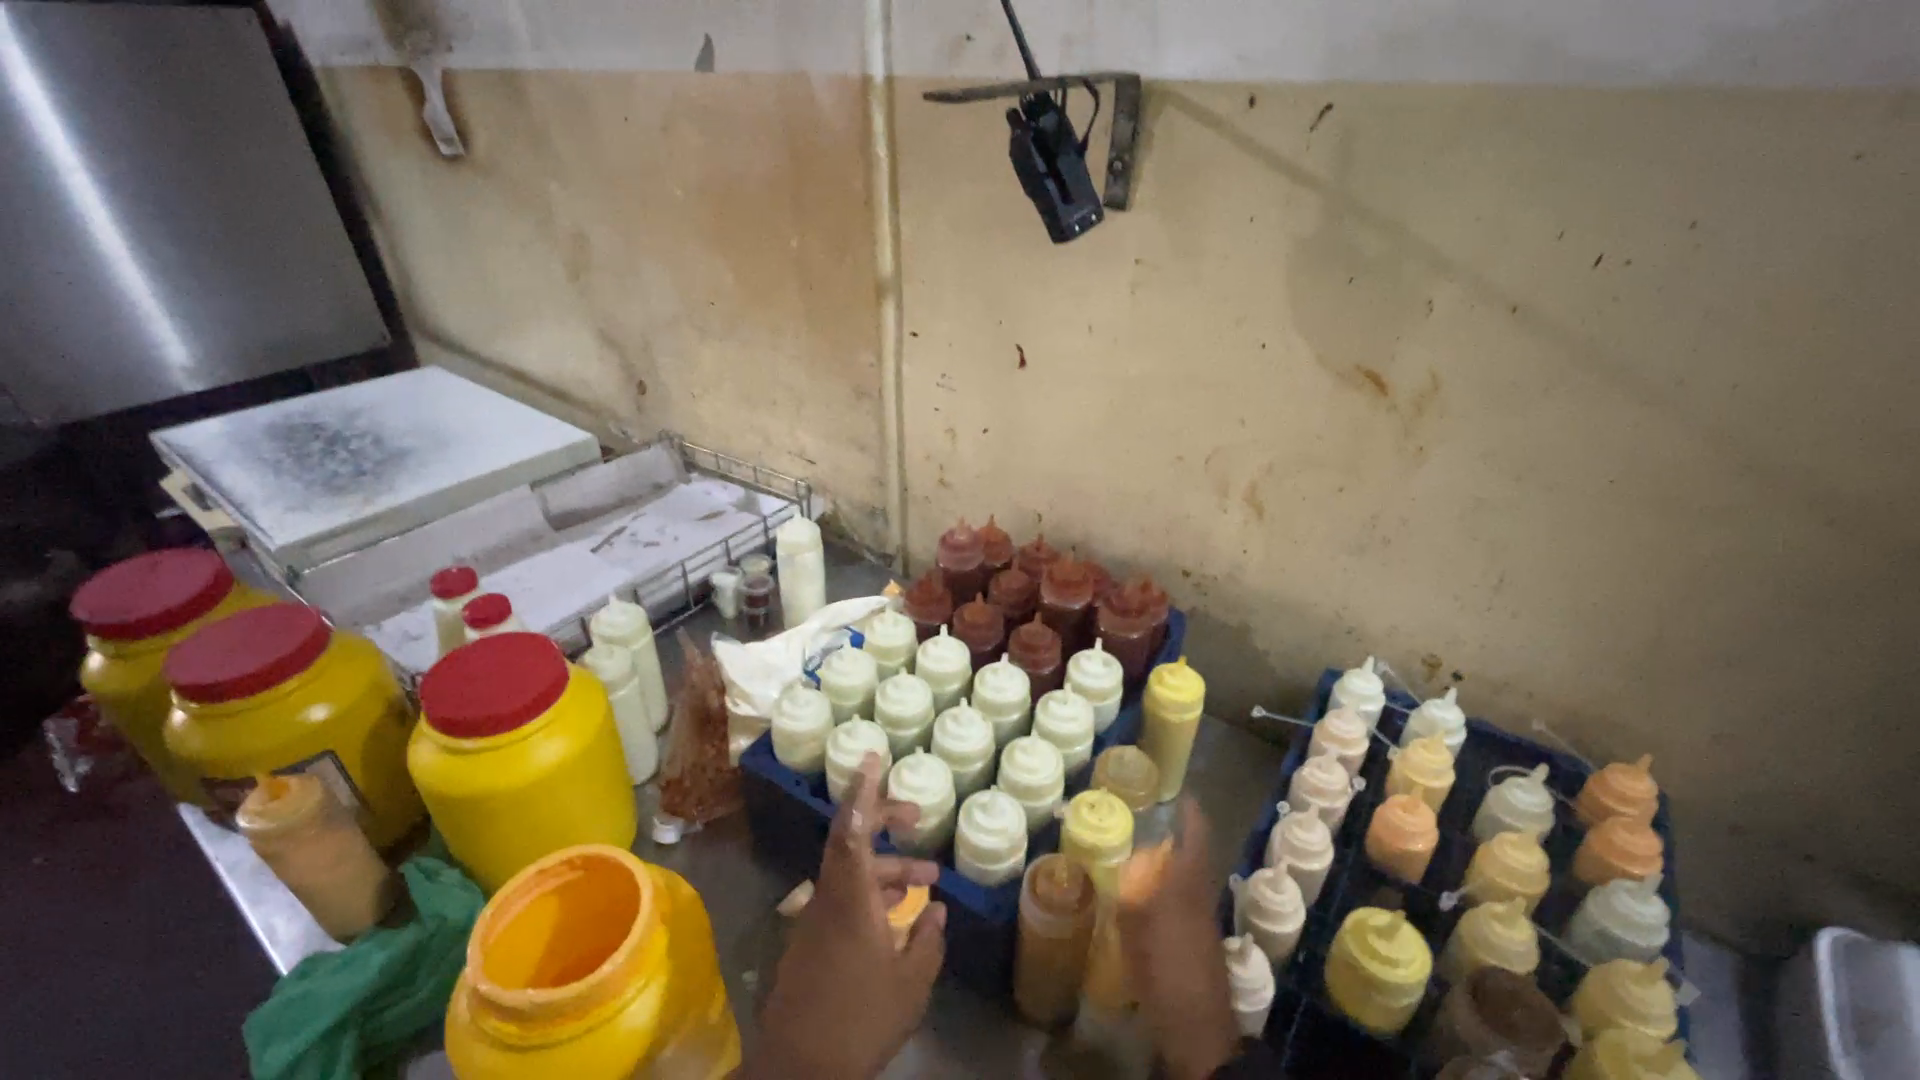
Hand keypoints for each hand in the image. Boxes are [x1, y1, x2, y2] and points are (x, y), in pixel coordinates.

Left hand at [738, 754, 945, 1079]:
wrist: (799, 1068)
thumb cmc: (860, 1018)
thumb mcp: (910, 982)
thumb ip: (926, 938)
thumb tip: (934, 906)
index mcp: (849, 899)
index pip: (851, 829)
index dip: (861, 791)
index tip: (870, 758)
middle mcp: (827, 899)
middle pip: (850, 843)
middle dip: (882, 822)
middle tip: (915, 816)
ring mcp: (814, 921)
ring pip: (851, 874)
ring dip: (886, 870)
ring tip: (925, 880)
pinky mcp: (810, 943)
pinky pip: (843, 899)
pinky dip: (871, 895)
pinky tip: (897, 916)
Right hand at [1117, 799, 1240, 1079]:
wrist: (1197, 1025)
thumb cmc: (1165, 970)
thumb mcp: (1136, 931)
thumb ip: (1129, 899)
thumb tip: (1121, 872)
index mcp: (1188, 887)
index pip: (1197, 839)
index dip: (1192, 815)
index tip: (1182, 794)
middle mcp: (1201, 898)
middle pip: (1195, 858)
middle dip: (1178, 838)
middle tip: (1149, 824)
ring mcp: (1203, 922)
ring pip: (1190, 880)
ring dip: (1173, 865)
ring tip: (1141, 857)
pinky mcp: (1199, 943)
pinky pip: (1185, 902)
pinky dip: (1169, 891)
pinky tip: (1145, 900)